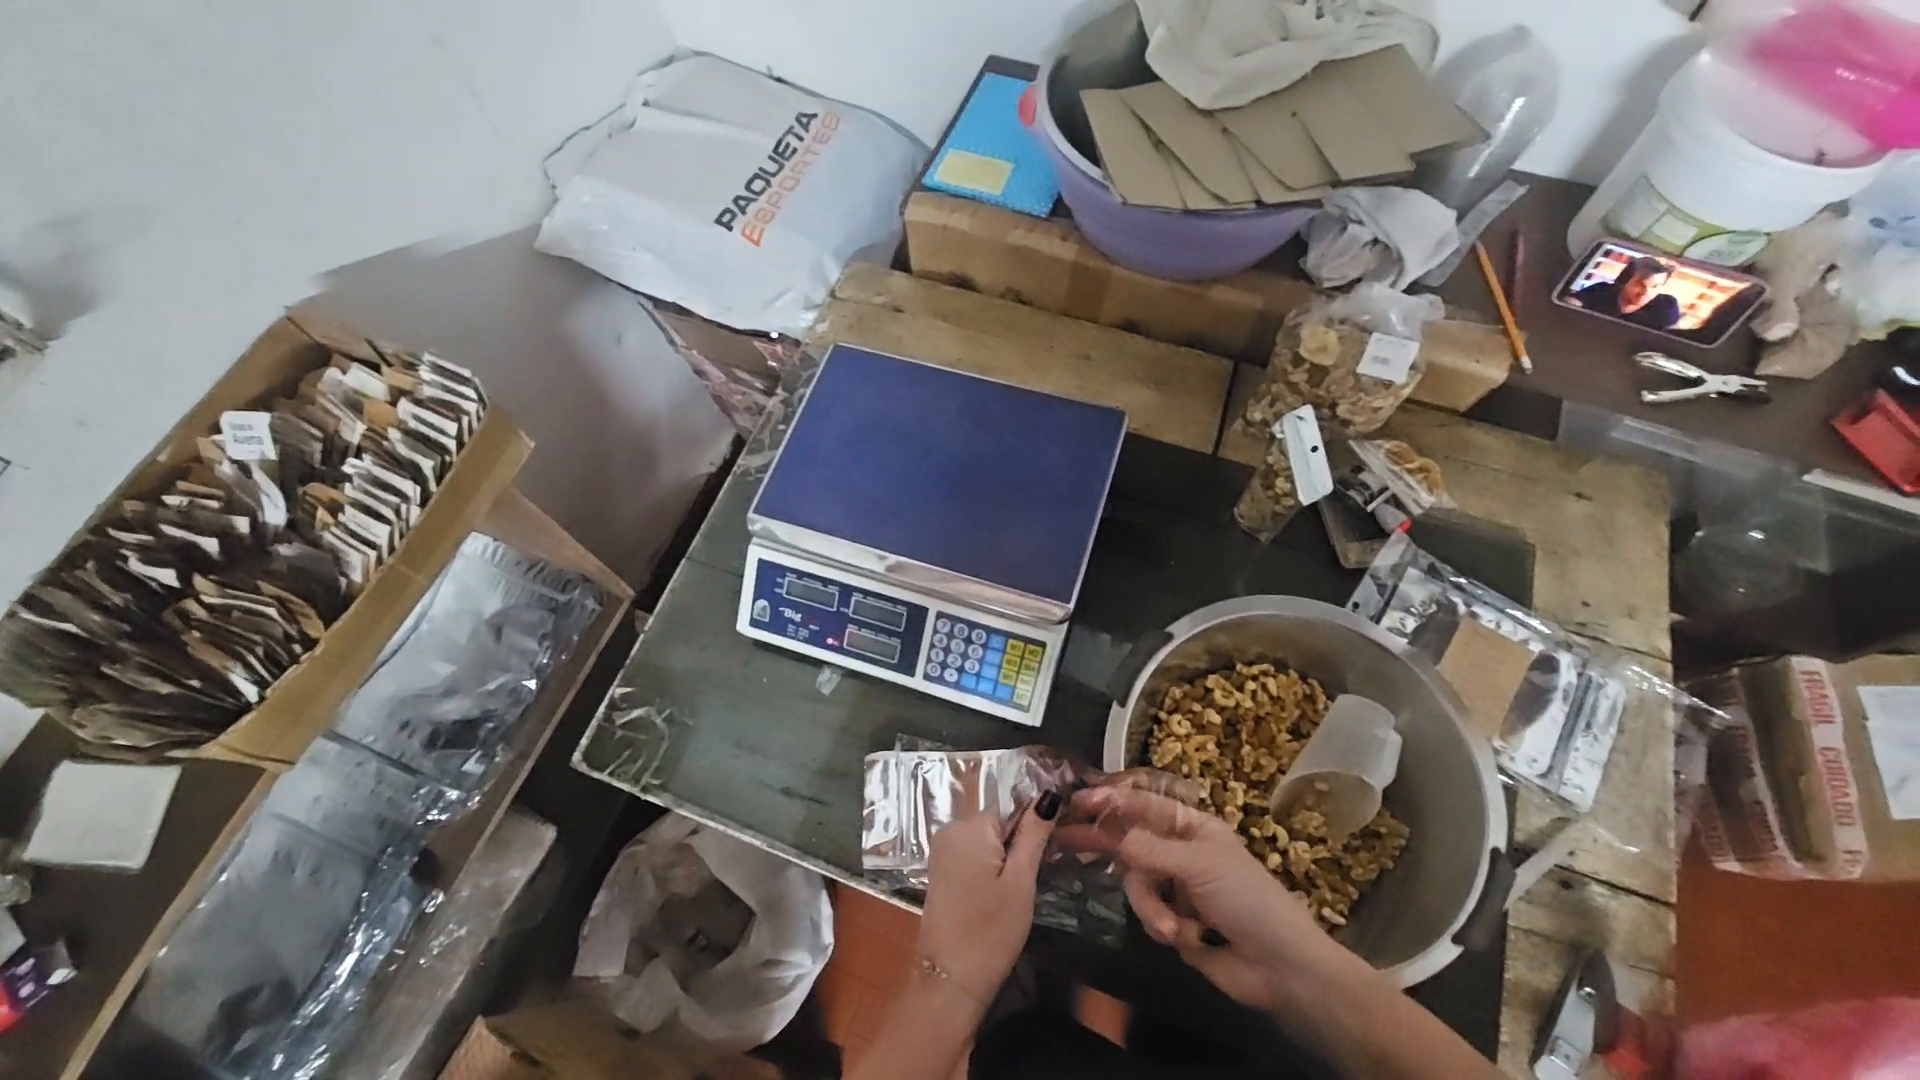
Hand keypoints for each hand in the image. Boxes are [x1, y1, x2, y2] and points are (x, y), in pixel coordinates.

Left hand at [917, 791, 1061, 1009]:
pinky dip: (992, 861)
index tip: (1057, 840)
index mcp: (971, 825)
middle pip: (998, 818)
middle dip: (1022, 835)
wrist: (949, 979)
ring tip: (1025, 880)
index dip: (1037, 818)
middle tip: (1045, 866)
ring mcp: (942, 848)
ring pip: (987, 835)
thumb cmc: (991, 930)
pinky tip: (1004, 887)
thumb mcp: (1021, 880)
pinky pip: (973, 850)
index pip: (1013, 803)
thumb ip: (1033, 833)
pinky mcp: (941, 868)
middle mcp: (951, 827)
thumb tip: (1049, 794)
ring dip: (1008, 850)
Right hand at [1059, 786, 1353, 1014]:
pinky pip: (1147, 914)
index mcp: (1193, 827)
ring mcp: (1177, 888)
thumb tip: (1107, 831)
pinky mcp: (1174, 923)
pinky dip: (1162, 926)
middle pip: (1132, 843)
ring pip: (1137, 884)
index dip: (1112, 801)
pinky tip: (1185, 938)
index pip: (1145, 805)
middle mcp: (1181, 852)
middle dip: (1109, 848)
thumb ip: (1147, 847)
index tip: (1079, 801)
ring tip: (1173, 928)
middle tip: (1067, 842)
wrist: (1282, 968)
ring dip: (1152, 907)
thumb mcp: (1198, 865)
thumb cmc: (1247, 900)